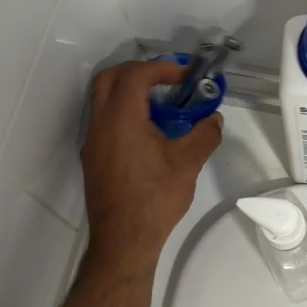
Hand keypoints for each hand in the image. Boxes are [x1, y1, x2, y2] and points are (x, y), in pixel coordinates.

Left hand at [81, 59, 223, 269]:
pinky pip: (104, 122)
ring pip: (103, 100)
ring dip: (129, 93)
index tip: (184, 75)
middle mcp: (100, 123)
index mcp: (122, 118)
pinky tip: (148, 134)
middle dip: (138, 71)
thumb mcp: (188, 163)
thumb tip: (214, 120)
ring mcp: (93, 142)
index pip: (136, 75)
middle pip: (110, 78)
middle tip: (166, 80)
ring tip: (161, 106)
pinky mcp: (93, 158)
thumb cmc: (155, 198)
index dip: (162, 67)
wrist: (123, 239)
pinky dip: (124, 114)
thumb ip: (205, 134)